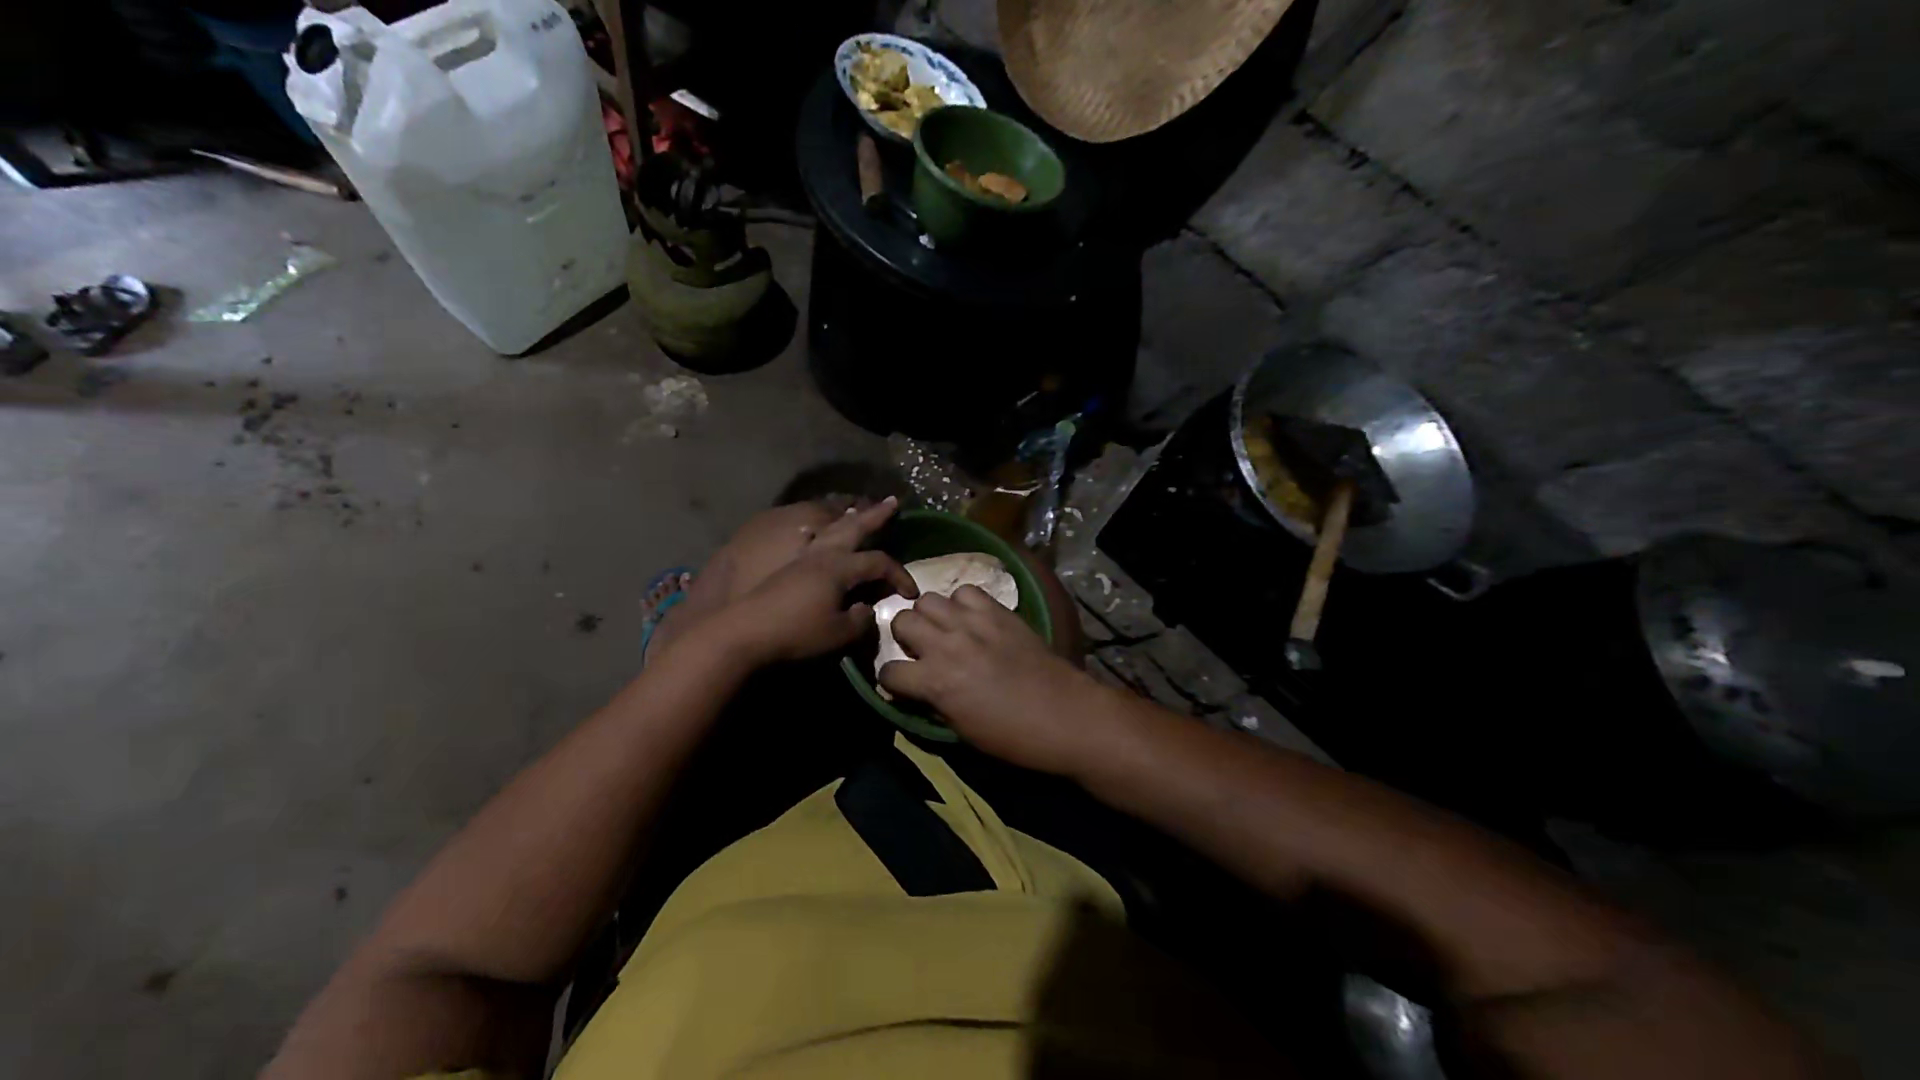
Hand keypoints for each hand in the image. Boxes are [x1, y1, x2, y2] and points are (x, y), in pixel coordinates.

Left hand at [711, 498, 916, 664]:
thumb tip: (866, 609)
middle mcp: (822, 554)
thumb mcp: (839, 634)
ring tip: (857, 508)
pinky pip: (813, 536)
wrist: (744, 633)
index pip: (878, 563)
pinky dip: (827, 529)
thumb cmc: (797, 633)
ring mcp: (800, 557)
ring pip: (829, 527)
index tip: (912, 592)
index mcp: (839, 568)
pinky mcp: (784, 566)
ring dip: (847, 516)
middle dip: (875, 515)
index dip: (899, 575)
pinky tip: (824, 535)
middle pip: (853, 527)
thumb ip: (860, 619)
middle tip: (892, 501)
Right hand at [879, 585, 1111, 774]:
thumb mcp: (960, 729)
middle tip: (921, 650)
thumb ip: (932, 702)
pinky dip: (963, 604)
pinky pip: (966, 592)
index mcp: (935, 682)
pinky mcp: (998, 611)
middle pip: (901, 620)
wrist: (1064, 714)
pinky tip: (972, 619)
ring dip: (930, 616)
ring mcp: (973, 623)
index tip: (901, 685)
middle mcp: (947, 645)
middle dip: (905, 637)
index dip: (892, 681)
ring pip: (929, 600)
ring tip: (945, 630)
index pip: (888, 672)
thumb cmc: (1012, 736)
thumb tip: (918, 689)